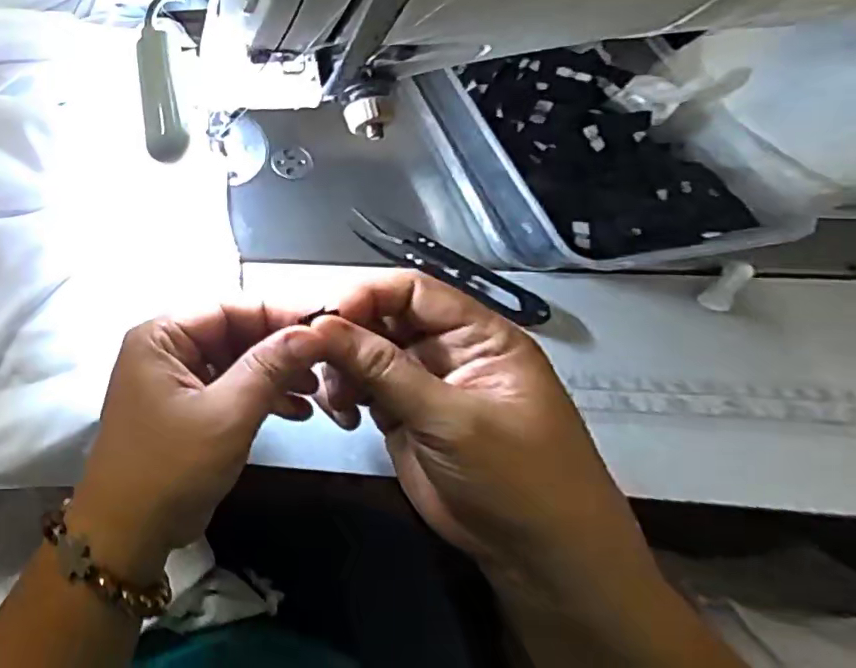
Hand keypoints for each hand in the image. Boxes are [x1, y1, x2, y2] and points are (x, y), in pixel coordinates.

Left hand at [70, 303, 326, 579]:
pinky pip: (228, 386)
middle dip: (279, 347)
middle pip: (233, 332)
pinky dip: (260, 396)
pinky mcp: (185, 406)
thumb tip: (311, 331)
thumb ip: (269, 367)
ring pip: (235, 360)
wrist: (126, 535)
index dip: (278, 312)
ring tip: (316, 390)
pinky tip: (295, 411)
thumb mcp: (226, 415)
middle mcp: (165, 348)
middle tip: (325, 359)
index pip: (228, 307)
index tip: (324, 321)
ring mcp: (174, 378)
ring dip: (274, 374)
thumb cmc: (170, 468)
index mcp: (162, 336)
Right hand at [308, 271, 642, 584]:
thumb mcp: (453, 419)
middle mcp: (449, 350)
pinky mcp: (407, 415)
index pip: (413, 291)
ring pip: (368, 352)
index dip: (368, 295)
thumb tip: (324, 327)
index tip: (327, 316)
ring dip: (342, 367)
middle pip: (384, 317)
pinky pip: (365, 387)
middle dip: (347, 333)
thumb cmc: (520, 481)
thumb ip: (385, 369)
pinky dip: (345, 394)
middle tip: (313, 353)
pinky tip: (342, 413)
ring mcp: (426, 384)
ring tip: (335, 396)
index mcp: (478, 335)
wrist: (543, 564)